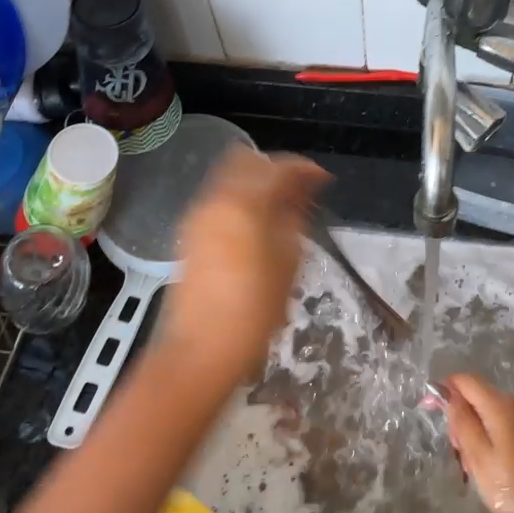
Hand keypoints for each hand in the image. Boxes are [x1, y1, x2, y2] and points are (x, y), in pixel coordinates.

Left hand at [158, 148, 329, 385]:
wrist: (201, 351)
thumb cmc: (254, 310)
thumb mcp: (288, 261)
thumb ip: (295, 218)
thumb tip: (301, 196)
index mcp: (244, 203)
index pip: (278, 168)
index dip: (305, 169)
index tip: (324, 180)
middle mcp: (216, 199)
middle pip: (248, 161)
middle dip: (277, 169)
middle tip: (301, 189)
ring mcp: (198, 216)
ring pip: (230, 178)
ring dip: (258, 183)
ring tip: (283, 207)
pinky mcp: (189, 234)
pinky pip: (219, 199)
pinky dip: (241, 199)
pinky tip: (259, 224)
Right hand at [444, 374, 513, 512]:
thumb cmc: (512, 487)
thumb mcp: (478, 457)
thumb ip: (462, 422)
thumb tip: (448, 392)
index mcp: (501, 405)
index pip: (466, 380)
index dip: (444, 389)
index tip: (428, 408)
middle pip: (477, 396)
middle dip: (460, 417)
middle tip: (457, 451)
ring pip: (488, 411)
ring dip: (473, 430)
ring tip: (471, 464)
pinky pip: (502, 422)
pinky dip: (489, 435)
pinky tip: (489, 463)